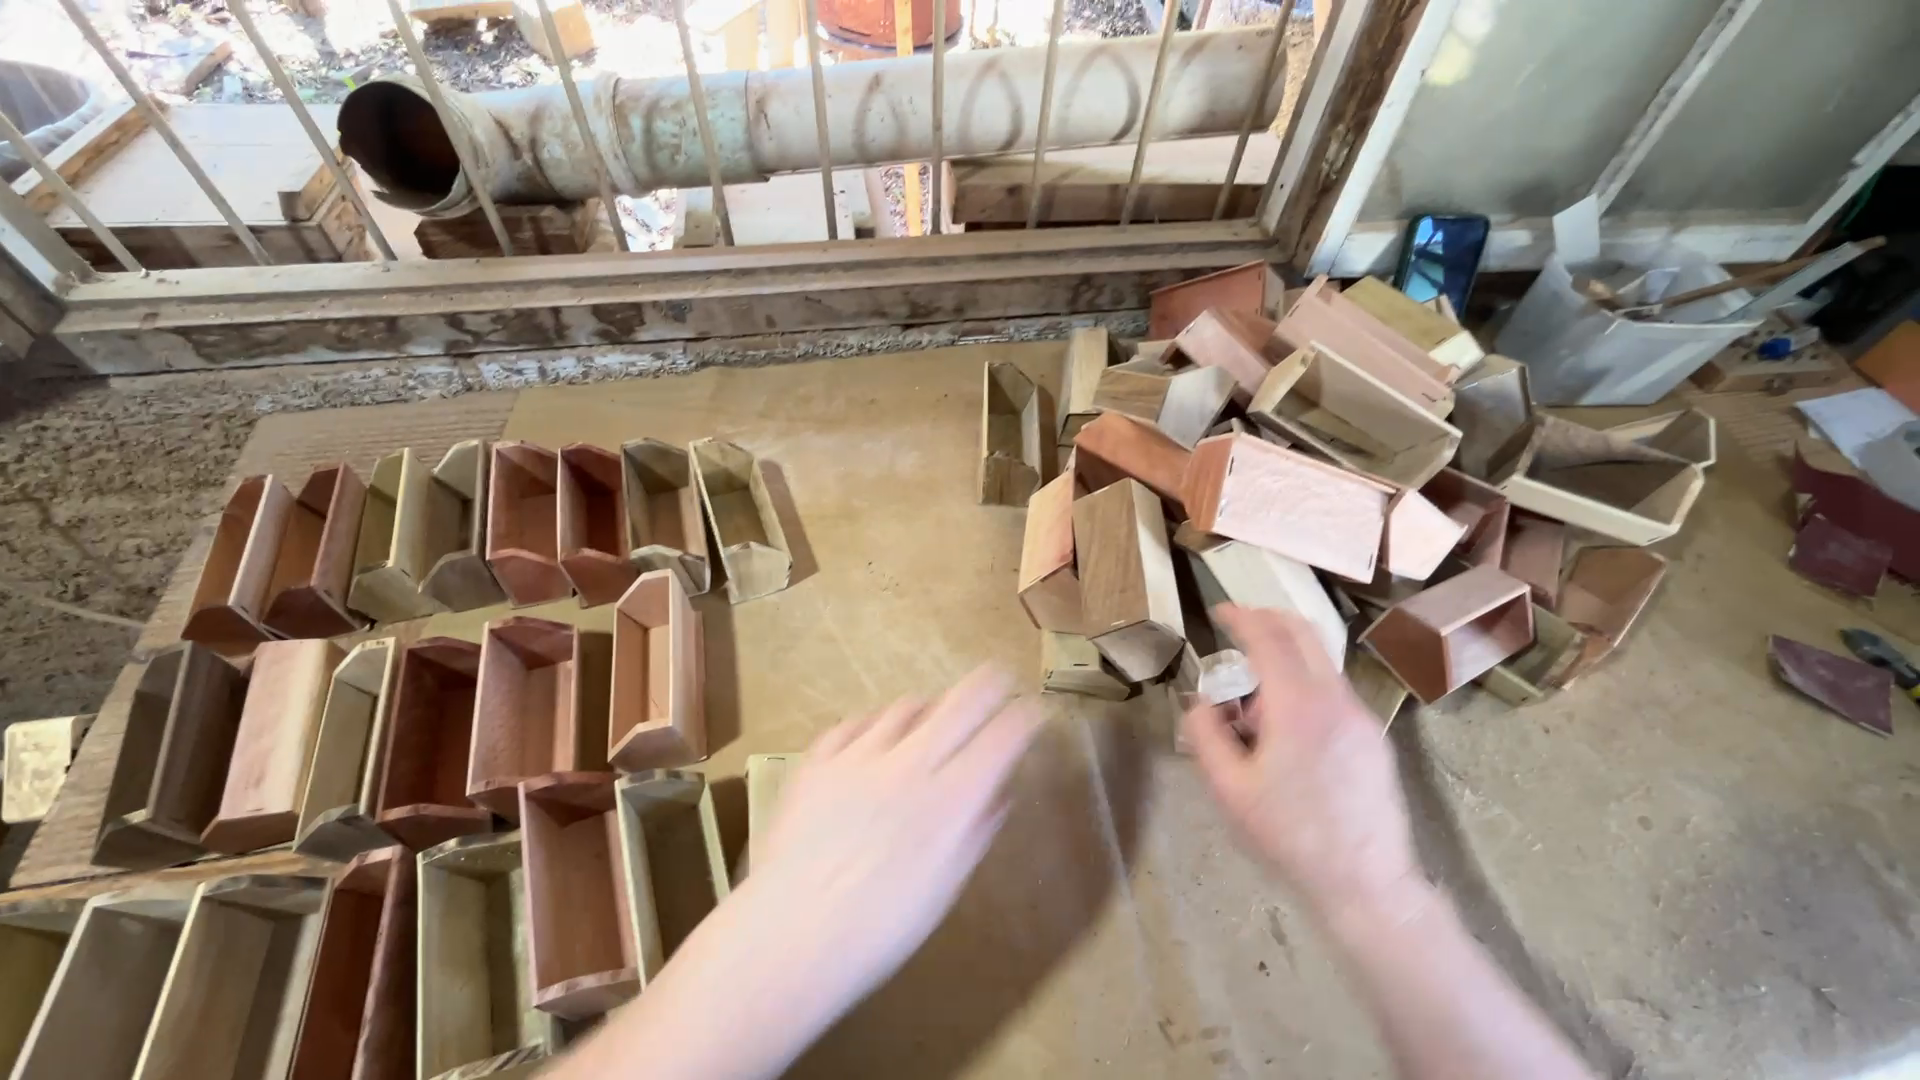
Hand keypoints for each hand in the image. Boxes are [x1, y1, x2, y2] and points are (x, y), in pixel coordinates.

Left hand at [749, 666, 1044, 1012]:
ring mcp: (859, 755)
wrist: (790, 936)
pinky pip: (855, 723)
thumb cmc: (881, 929)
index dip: (1024, 717)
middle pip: (962, 701)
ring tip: (930, 723)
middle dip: (988, 684)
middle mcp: (910, 763)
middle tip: (997, 679)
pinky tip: (874, 742)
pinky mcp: (818, 759)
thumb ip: (975, 832)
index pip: (1003, 736)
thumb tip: (996, 793)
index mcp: (952, 799)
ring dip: (927, 710)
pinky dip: (874, 726)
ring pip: (906, 706)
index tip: (1032, 710)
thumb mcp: (945, 887)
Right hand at [1182, 605, 1422, 920]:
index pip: (1269, 637)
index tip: (1220, 611)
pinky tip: (1286, 731)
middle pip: (1305, 633)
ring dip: (1285, 659)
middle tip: (1240, 624)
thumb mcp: (1228, 789)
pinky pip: (1333, 693)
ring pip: (1321, 664)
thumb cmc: (1289, 836)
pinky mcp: (1373, 739)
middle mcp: (1335, 699)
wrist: (1367, 883)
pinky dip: (1304, 686)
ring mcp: (1361, 718)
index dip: (1241, 617)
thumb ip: (1205, 735)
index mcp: (1297, 706)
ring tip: (1254, 703)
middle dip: (1269, 619)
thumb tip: (1200, 702)